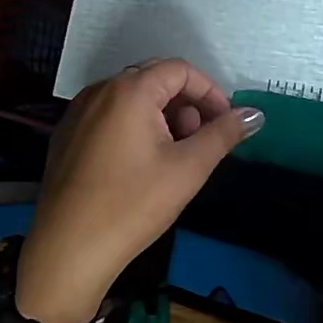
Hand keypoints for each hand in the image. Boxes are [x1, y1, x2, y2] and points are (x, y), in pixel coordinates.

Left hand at [17, 59, 262, 322]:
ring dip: (164, 114)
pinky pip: (111, 114)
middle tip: (201, 139)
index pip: (181, 70)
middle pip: (156, 78)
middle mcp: (100, 91)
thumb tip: (255, 114)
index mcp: (130, 90)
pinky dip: (137, 125)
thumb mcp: (189, 168)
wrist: (68, 251)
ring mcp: (78, 113)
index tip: (225, 123)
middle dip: (188, 103)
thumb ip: (224, 133)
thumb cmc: (134, 204)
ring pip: (133, 97)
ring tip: (175, 154)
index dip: (211, 92)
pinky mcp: (67, 136)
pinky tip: (143, 164)